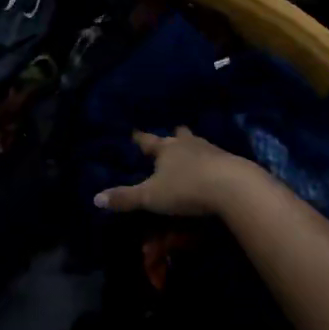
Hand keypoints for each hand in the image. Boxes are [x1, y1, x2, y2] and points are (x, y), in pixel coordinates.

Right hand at [92, 127, 267, 215]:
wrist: (233, 187)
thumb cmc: (186, 188)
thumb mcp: (151, 196)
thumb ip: (125, 198)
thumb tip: (95, 198)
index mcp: (166, 148)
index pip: (148, 140)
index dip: (140, 138)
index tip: (134, 132)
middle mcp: (188, 144)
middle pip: (179, 136)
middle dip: (174, 136)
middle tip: (172, 135)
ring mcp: (212, 151)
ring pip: (199, 144)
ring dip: (194, 147)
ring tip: (192, 151)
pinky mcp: (231, 162)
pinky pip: (217, 159)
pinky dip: (212, 162)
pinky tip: (213, 168)